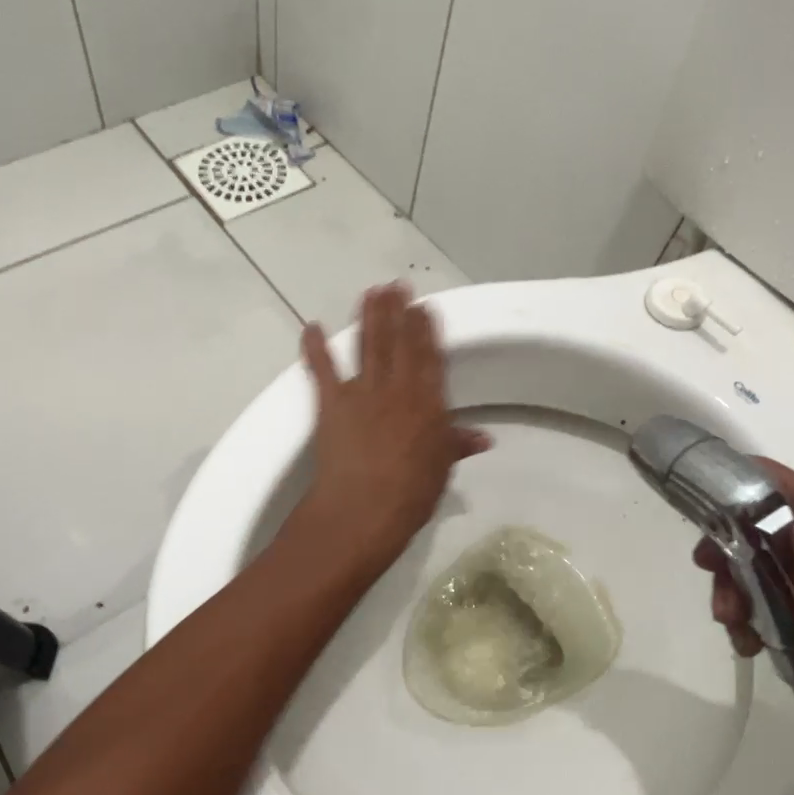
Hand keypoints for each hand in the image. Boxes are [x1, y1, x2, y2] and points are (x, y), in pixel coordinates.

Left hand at [295, 282, 490, 575]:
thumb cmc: (410, 495)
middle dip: (399, 311)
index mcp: (428, 403)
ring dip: (369, 316)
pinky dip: (314, 347)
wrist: (363, 508)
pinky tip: (310, 327)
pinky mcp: (330, 403)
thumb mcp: (441, 469)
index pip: (430, 357)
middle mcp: (397, 388)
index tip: (424, 307)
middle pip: (399, 341)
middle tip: (396, 286)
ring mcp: (362, 392)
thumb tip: (483, 437)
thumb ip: (457, 445)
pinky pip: (321, 368)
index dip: (426, 329)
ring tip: (371, 292)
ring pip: (368, 345)